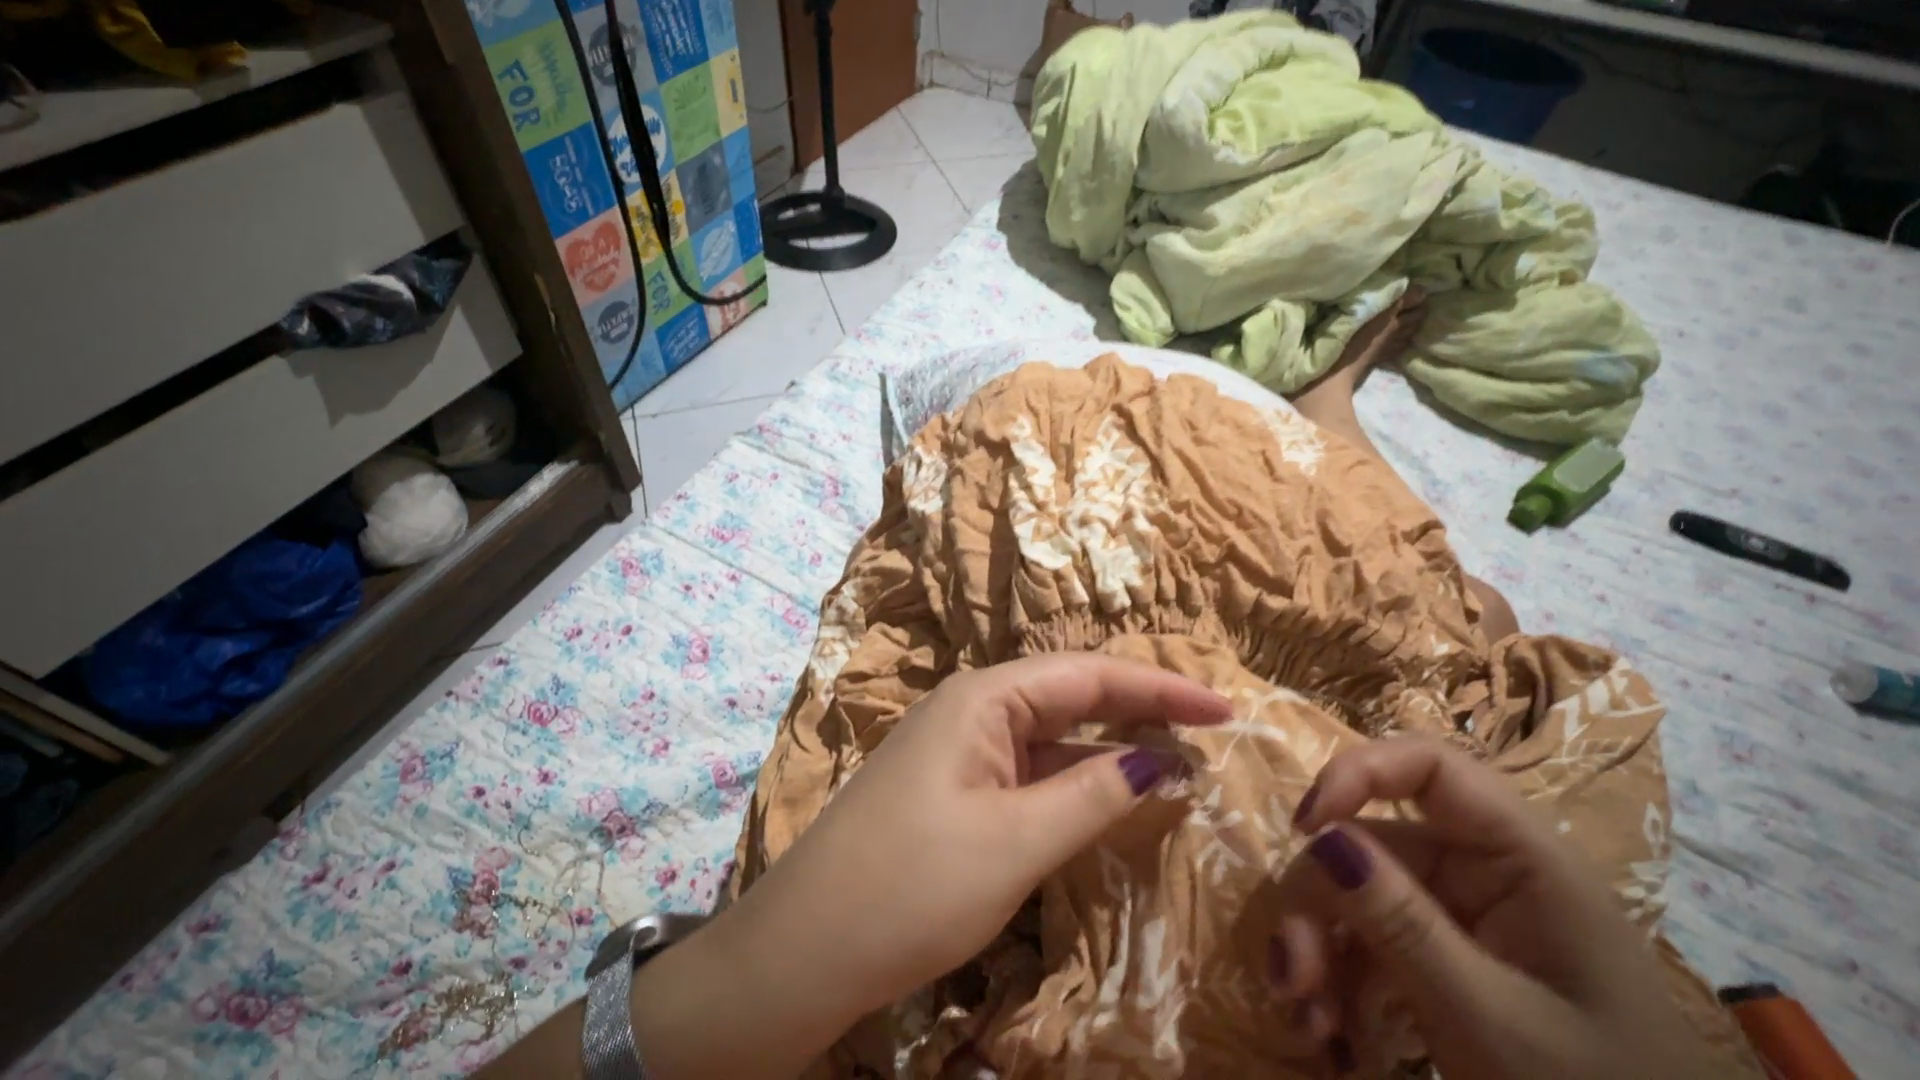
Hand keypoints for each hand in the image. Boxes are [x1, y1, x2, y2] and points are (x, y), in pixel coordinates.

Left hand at [631, 653, 1230, 1077]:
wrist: (805, 949)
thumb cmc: (913, 887)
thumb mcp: (1017, 841)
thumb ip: (1094, 794)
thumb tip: (1160, 763)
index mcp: (983, 698)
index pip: (1089, 673)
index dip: (1162, 688)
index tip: (1225, 709)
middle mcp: (969, 709)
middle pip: (1070, 695)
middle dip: (1140, 709)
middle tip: (1211, 730)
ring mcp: (956, 751)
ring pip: (1049, 736)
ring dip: (1110, 748)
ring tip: (1178, 764)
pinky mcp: (950, 791)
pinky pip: (1026, 770)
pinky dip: (1073, 780)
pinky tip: (1108, 797)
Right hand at [1269, 738, 1715, 1078]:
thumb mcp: (1491, 1018)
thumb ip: (1405, 927)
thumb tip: (1320, 838)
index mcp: (1524, 861)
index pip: (1431, 768)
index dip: (1358, 773)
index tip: (1302, 828)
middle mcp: (1484, 875)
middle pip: (1372, 844)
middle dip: (1320, 905)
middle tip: (1292, 979)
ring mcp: (1458, 921)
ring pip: (1355, 897)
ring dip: (1317, 952)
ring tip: (1310, 1023)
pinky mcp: (1439, 964)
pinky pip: (1366, 946)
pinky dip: (1336, 983)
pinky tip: (1328, 1033)